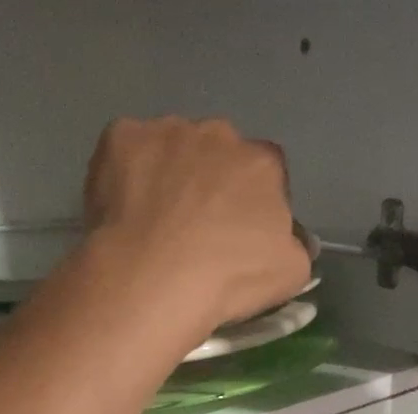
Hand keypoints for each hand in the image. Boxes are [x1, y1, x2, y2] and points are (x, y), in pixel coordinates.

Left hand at [81, 117, 310, 333]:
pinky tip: (125, 208)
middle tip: (196, 226)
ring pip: (173, 148)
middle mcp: (218, 133)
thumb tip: (296, 236)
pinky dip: (127, 172)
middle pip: (219, 153)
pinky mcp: (119, 137)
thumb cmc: (229, 278)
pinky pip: (127, 150)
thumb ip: (297, 245)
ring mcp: (166, 131)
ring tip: (156, 221)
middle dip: (211, 181)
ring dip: (170, 173)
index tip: (240, 230)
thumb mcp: (291, 273)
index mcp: (263, 162)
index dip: (254, 200)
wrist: (154, 279)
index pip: (268, 171)